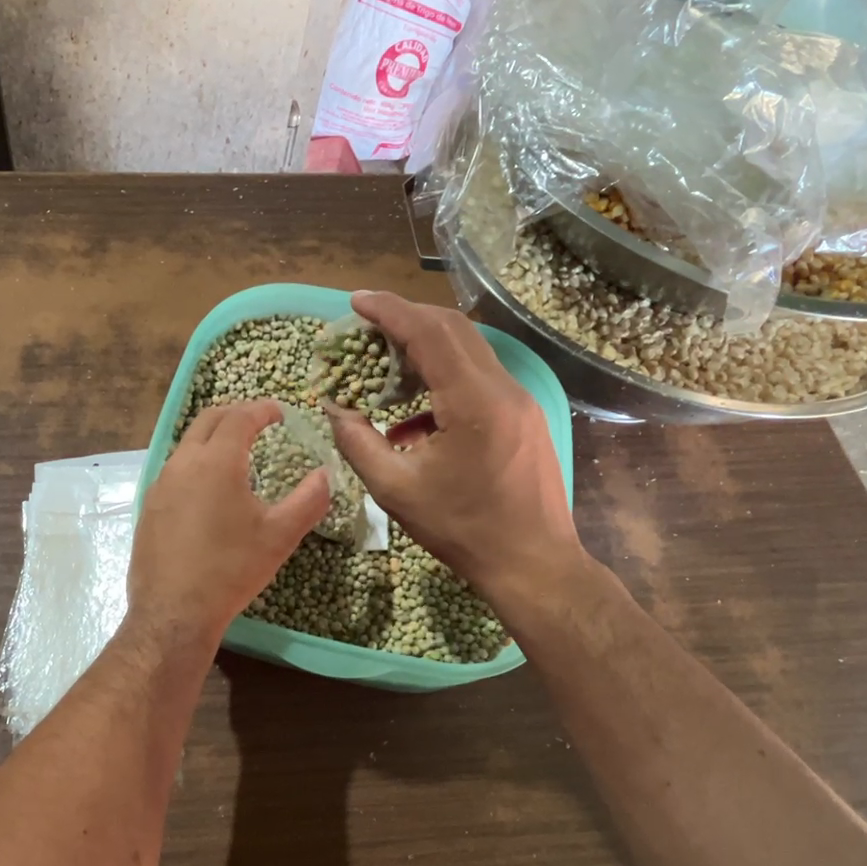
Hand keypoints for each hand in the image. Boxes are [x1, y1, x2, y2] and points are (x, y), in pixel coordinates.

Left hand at [128, 400, 330, 646]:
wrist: (174, 611)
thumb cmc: (231, 570)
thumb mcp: (279, 536)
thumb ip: (308, 500)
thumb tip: (326, 475)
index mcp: (216, 462)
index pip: (239, 417)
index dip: (261, 409)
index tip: (279, 411)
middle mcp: (183, 464)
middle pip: (208, 421)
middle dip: (235, 414)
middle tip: (257, 421)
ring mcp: (160, 485)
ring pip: (187, 446)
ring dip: (212, 440)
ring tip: (236, 454)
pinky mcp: (149, 507)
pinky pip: (174, 472)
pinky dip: (196, 465)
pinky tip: (208, 491)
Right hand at [323, 291, 581, 589]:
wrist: (533, 564)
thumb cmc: (462, 530)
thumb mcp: (395, 490)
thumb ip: (358, 442)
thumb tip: (333, 409)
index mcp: (473, 401)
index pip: (429, 333)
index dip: (389, 311)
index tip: (356, 301)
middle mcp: (503, 388)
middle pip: (453, 330)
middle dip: (406, 320)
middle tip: (365, 328)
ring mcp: (519, 401)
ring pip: (468, 352)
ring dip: (424, 349)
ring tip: (384, 366)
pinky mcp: (523, 417)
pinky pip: (478, 380)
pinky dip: (442, 380)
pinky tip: (412, 417)